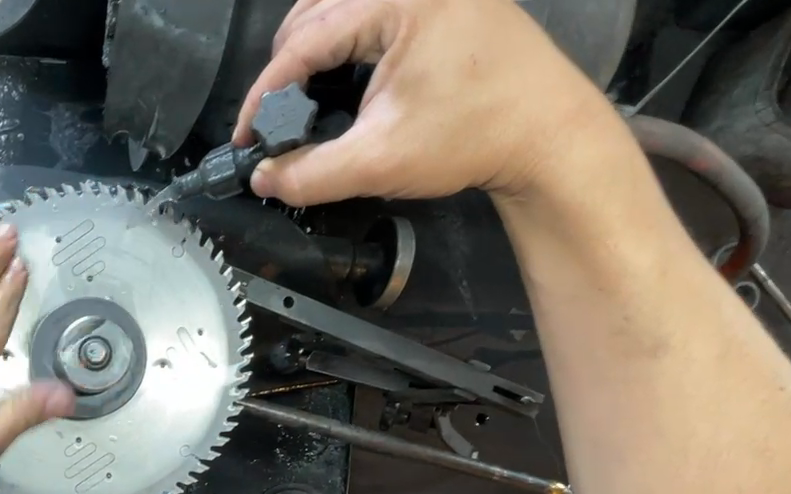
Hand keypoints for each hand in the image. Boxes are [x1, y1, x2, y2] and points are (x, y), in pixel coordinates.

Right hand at [234, 0, 620, 205]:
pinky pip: (366, 8)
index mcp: (397, 1)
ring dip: (307, 49)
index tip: (244, 139)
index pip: (303, 42)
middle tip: (273, 120)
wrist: (546, 133)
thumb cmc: (467, 140)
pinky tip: (335, 74)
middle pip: (313, 10)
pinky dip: (338, 39)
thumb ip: (308, 175)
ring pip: (335, 4)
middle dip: (283, 68)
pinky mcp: (439, 0)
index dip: (262, 96)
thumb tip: (259, 178)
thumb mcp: (376, 163)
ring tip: (297, 98)